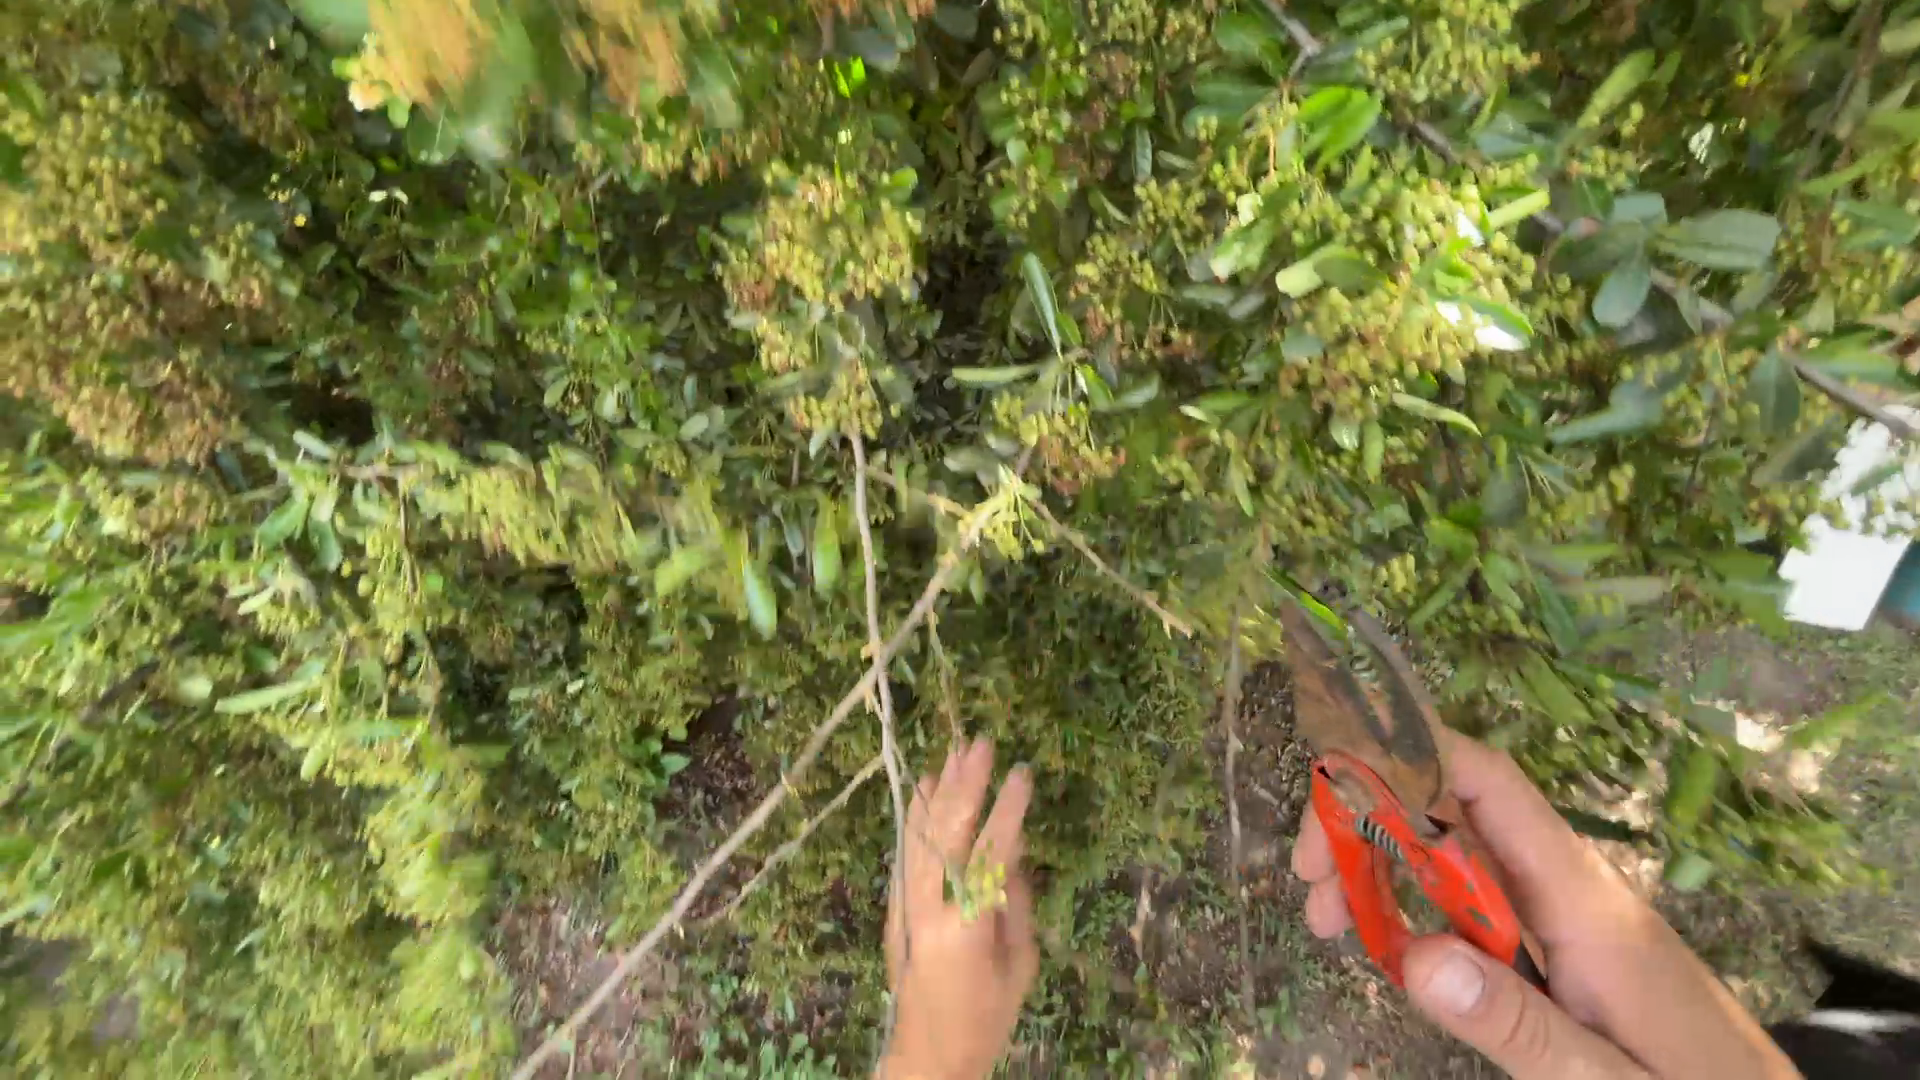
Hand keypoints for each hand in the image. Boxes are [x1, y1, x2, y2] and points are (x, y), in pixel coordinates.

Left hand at [879, 738, 1037, 1079]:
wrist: (926, 1055)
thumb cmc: (985, 1018)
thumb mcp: (1020, 965)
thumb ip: (1016, 902)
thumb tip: (1015, 846)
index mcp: (967, 928)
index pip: (991, 854)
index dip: (1008, 811)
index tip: (1022, 772)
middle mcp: (929, 907)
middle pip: (947, 832)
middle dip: (965, 784)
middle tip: (980, 744)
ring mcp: (905, 903)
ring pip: (921, 833)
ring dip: (939, 789)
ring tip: (954, 751)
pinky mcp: (895, 904)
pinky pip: (906, 848)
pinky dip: (916, 813)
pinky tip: (925, 785)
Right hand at [1293, 730, 1798, 1079]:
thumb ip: (1517, 1026)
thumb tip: (1413, 958)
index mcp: (1578, 893)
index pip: (1486, 780)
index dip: (1408, 752)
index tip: (1332, 785)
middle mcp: (1555, 878)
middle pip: (1442, 805)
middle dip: (1361, 822)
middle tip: (1308, 879)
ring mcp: (1548, 904)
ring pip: (1441, 846)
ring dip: (1373, 864)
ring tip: (1325, 918)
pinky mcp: (1543, 934)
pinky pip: (1458, 892)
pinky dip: (1404, 901)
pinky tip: (1377, 934)